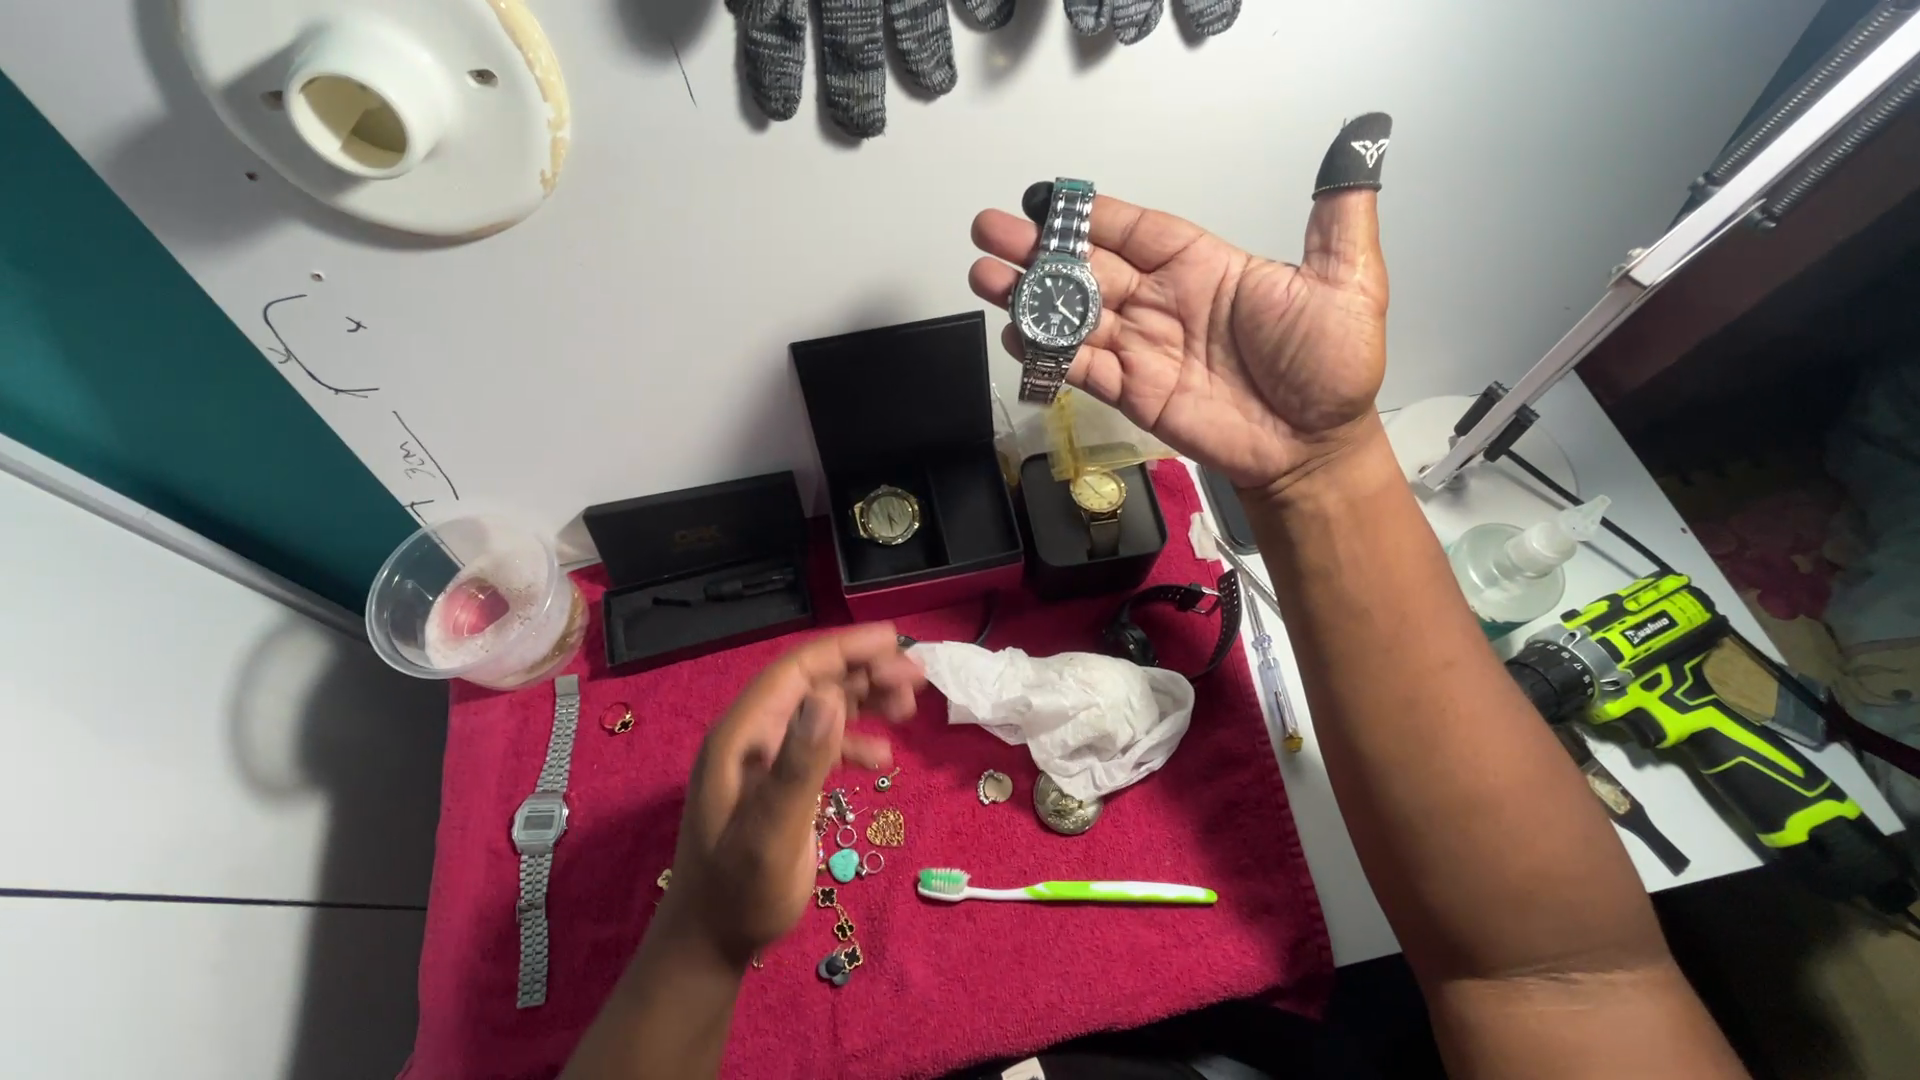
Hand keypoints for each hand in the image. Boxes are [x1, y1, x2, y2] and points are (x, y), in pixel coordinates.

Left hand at [661, 625, 923, 965]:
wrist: (711, 942)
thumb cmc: (739, 892)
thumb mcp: (771, 831)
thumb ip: (799, 765)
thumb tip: (830, 698)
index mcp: (743, 735)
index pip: (797, 671)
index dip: (844, 649)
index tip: (893, 639)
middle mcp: (754, 736)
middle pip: (815, 684)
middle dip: (865, 673)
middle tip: (917, 675)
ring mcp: (767, 759)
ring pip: (823, 710)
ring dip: (866, 703)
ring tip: (910, 707)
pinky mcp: (781, 782)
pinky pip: (823, 744)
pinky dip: (855, 743)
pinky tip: (882, 759)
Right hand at [969, 180, 1388, 493]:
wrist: (1313, 447)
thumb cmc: (1332, 369)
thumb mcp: (1348, 282)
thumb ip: (1337, 219)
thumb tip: (1355, 145)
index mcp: (1205, 267)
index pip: (1137, 231)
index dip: (1093, 216)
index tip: (1050, 198)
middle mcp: (1164, 304)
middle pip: (1089, 269)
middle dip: (1039, 250)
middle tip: (991, 231)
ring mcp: (1144, 349)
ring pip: (1075, 316)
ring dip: (1029, 296)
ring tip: (986, 277)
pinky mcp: (1133, 393)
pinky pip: (1081, 368)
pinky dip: (1048, 352)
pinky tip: (1018, 333)